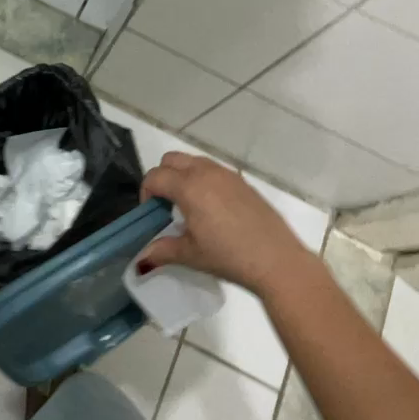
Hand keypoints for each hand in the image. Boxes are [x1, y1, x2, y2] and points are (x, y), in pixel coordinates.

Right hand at [138, 151, 315, 296]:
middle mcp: (206, 172)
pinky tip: (213, 209)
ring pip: (193, 161)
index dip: (146, 193)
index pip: (155, 176)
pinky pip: (213, 170)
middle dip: (162, 177)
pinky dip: (203, 179)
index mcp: (189, 187)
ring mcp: (227, 174)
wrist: (277, 260)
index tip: (152, 214)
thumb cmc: (229, 256)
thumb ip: (162, 250)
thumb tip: (141, 257)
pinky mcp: (242, 181)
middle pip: (171, 159)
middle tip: (166, 205)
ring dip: (183, 175)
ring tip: (189, 206)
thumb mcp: (191, 255)